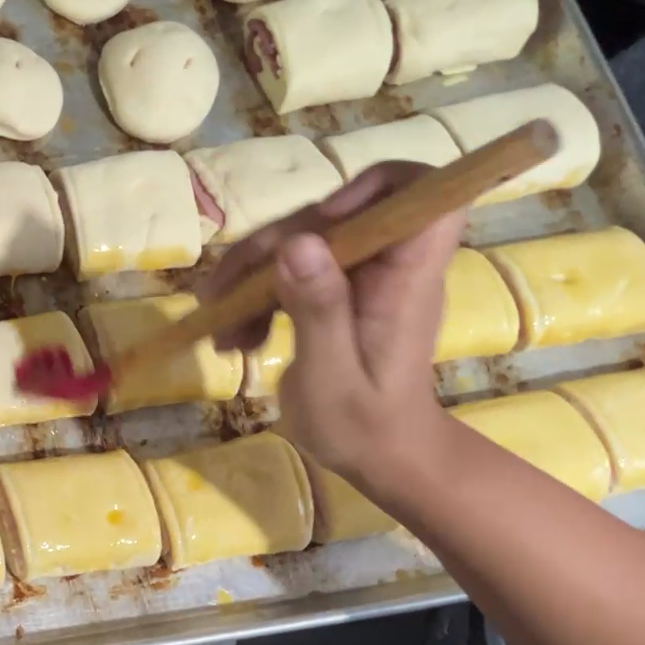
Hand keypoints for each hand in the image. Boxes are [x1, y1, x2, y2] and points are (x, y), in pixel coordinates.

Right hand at [203, 162, 465, 484]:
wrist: (380, 456)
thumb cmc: (363, 425)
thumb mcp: (332, 376)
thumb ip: (319, 309)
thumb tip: (298, 243)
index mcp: (405, 279)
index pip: (423, 196)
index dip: (375, 188)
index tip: (320, 220)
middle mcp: (387, 268)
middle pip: (333, 221)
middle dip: (270, 248)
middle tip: (220, 295)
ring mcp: (360, 282)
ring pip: (301, 248)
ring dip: (249, 280)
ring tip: (220, 330)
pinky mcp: (335, 297)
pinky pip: (290, 277)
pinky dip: (255, 302)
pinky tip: (236, 341)